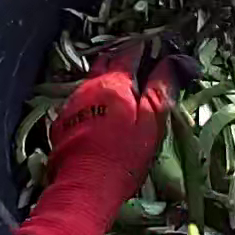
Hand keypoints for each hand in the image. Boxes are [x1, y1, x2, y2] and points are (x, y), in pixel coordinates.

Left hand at [13, 42, 187, 234]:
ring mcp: (72, 102)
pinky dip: (93, 98)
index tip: (155, 46)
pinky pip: (80, 99)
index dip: (143, 47)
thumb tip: (172, 61)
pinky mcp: (62, 121)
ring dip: (106, 78)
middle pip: (106, 61)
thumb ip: (160, 89)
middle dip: (122, 57)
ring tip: (122, 86)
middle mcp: (89, 86)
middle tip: (139, 62)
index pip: (129, 52)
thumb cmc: (123, 156)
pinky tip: (100, 110)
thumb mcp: (151, 123)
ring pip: (91, 80)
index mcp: (113, 83)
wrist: (84, 187)